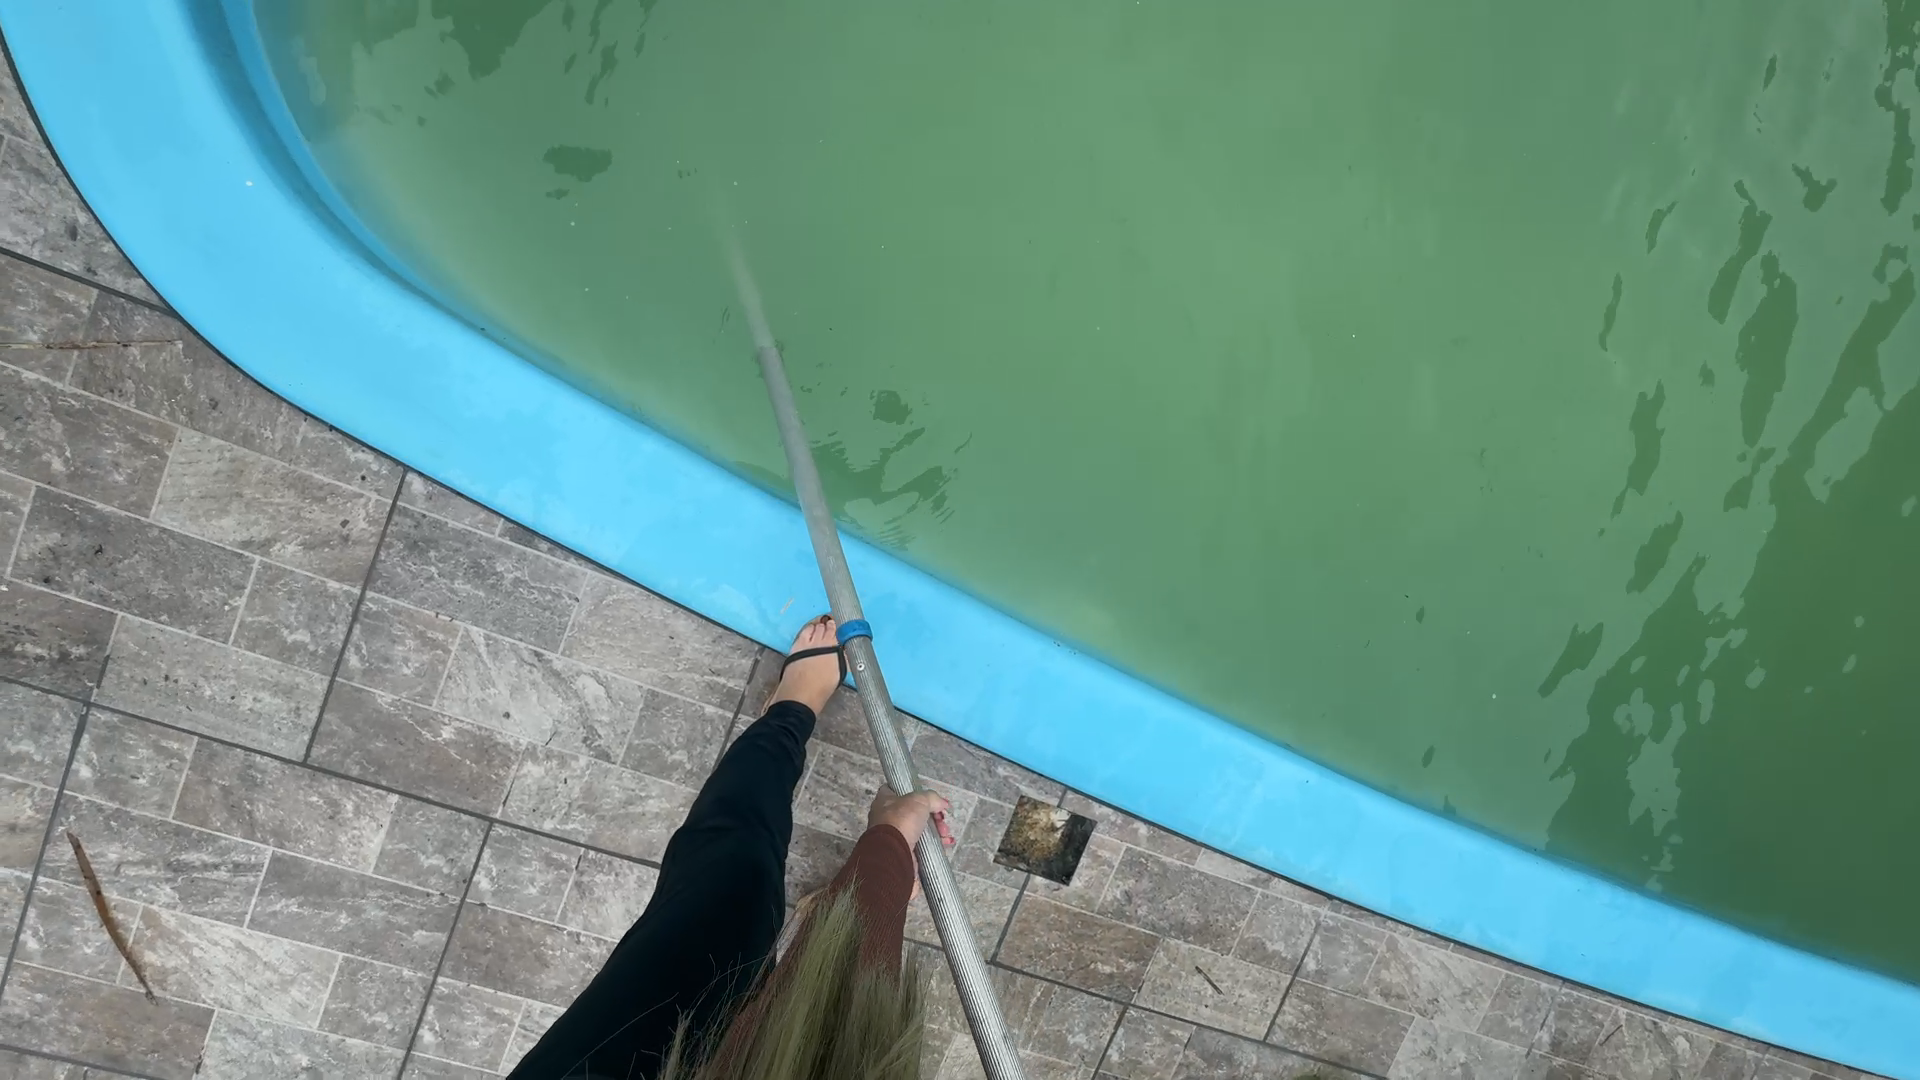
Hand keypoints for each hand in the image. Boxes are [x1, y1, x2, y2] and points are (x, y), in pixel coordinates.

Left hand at [867, 785, 955, 848]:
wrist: (893, 853)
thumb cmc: (901, 820)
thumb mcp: (919, 799)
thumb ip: (932, 798)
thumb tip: (942, 803)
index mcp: (885, 801)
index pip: (898, 790)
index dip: (915, 791)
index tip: (930, 797)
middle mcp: (888, 818)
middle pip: (915, 812)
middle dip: (933, 815)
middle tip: (941, 818)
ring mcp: (896, 836)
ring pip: (921, 829)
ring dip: (937, 830)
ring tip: (945, 833)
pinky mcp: (904, 851)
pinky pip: (923, 845)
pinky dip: (935, 843)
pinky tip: (946, 842)